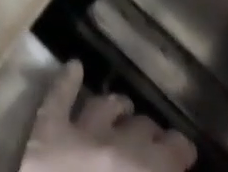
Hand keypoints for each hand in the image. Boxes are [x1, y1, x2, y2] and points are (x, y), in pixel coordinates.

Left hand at [23, 62, 196, 171]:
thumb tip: (166, 169)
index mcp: (151, 169)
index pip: (178, 148)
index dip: (180, 152)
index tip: (180, 158)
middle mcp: (121, 142)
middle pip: (144, 127)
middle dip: (149, 136)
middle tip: (148, 148)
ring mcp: (82, 132)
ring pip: (107, 105)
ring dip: (118, 108)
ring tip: (121, 110)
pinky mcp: (47, 132)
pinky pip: (57, 98)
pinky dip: (66, 80)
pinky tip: (74, 66)